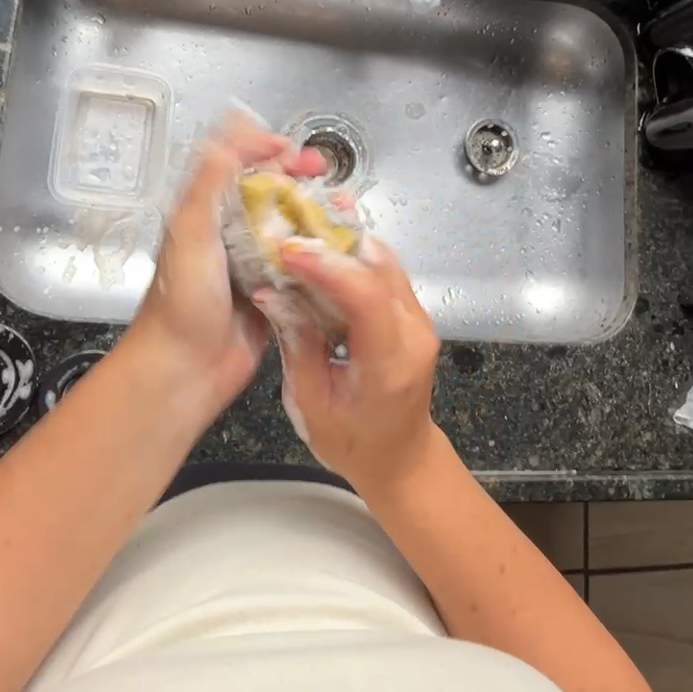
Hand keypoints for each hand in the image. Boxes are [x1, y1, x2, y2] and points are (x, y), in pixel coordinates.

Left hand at [125, 114, 322, 418]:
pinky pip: (301, 261)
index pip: (236, 162)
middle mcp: (230, 231)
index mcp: (206, 211)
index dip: (264, 147)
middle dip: (297, 174)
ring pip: (289, 223)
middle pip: (269, 188)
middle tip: (320, 172)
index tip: (290, 149)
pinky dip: (319, 249)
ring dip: (313, 210)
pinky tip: (336, 245)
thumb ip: (210, 181)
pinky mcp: (274, 288)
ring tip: (336, 206)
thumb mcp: (189, 232)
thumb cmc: (181, 305)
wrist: (186, 370)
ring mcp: (253, 260)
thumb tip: (237, 133)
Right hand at [265, 237, 444, 496]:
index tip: (287, 251)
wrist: (402, 457)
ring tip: (300, 241)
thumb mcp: (312, 404)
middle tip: (286, 235)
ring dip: (342, 246)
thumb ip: (297, 346)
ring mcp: (420, 318)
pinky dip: (353, 259)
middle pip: (379, 268)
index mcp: (391, 363)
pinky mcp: (414, 312)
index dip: (327, 267)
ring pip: (384, 262)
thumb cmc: (354, 443)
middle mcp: (415, 332)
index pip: (366, 297)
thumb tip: (271, 292)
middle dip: (332, 245)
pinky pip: (385, 271)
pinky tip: (322, 258)